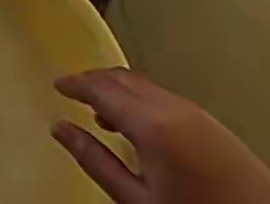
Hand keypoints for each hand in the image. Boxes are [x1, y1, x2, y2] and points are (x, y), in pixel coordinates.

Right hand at [52, 68, 269, 203]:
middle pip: (122, 78)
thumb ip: (96, 162)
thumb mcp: (138, 202)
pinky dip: (141, 100)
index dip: (75, 83)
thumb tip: (61, 130)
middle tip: (73, 91)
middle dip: (95, 81)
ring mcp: (195, 111)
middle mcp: (172, 106)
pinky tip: (137, 126)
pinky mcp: (211, 123)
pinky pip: (164, 97)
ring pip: (144, 86)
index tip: (58, 84)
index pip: (102, 88)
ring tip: (101, 113)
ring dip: (118, 89)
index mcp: (150, 122)